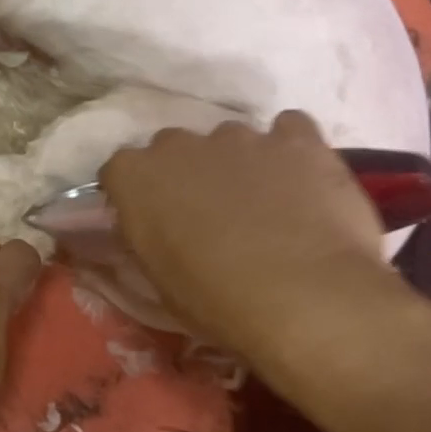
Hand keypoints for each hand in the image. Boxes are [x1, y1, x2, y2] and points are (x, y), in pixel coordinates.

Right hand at [99, 110, 384, 350]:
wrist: (310, 302)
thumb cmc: (217, 300)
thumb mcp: (155, 279)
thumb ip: (142, 237)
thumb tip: (140, 228)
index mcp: (132, 174)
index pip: (120, 173)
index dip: (140, 198)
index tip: (158, 223)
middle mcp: (176, 143)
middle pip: (174, 149)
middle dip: (188, 174)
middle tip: (212, 216)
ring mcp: (237, 137)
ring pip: (230, 140)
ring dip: (239, 163)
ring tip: (268, 205)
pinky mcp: (297, 142)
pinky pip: (290, 129)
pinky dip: (292, 149)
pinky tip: (303, 178)